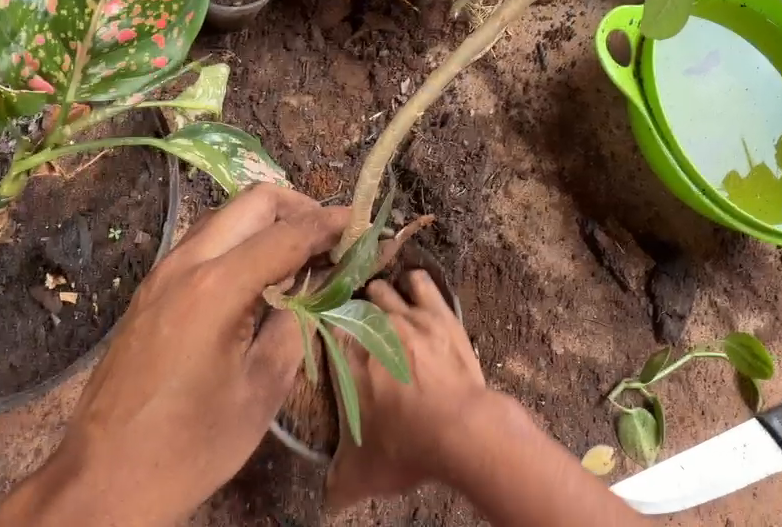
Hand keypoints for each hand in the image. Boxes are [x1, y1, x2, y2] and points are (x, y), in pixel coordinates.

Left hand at [0, 185, 345, 526]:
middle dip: (301, 208)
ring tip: (301, 256)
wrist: (101, 481)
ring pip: (227, 215)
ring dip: (269, 221)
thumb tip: (318, 284)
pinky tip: (260, 277)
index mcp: (216, 286)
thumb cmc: (190, 446)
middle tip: (332, 239)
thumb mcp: (260, 390)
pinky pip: (205, 240)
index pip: (288, 233)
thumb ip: (295, 324)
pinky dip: (241, 240)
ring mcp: (162, 272)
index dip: (331, 223)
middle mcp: (186, 262)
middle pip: (254, 201)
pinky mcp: (150, 289)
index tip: (363, 224)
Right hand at [325, 269, 504, 508]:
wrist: (457, 429)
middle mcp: (369, 327)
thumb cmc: (404, 447)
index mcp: (344, 357)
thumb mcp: (360, 473)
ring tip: (388, 308)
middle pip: (355, 302)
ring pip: (384, 288)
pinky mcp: (438, 312)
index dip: (327, 328)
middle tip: (364, 330)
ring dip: (384, 296)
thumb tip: (327, 499)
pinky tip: (416, 290)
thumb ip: (337, 481)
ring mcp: (406, 315)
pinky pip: (420, 281)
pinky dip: (415, 284)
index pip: (325, 326)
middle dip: (357, 312)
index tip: (331, 337)